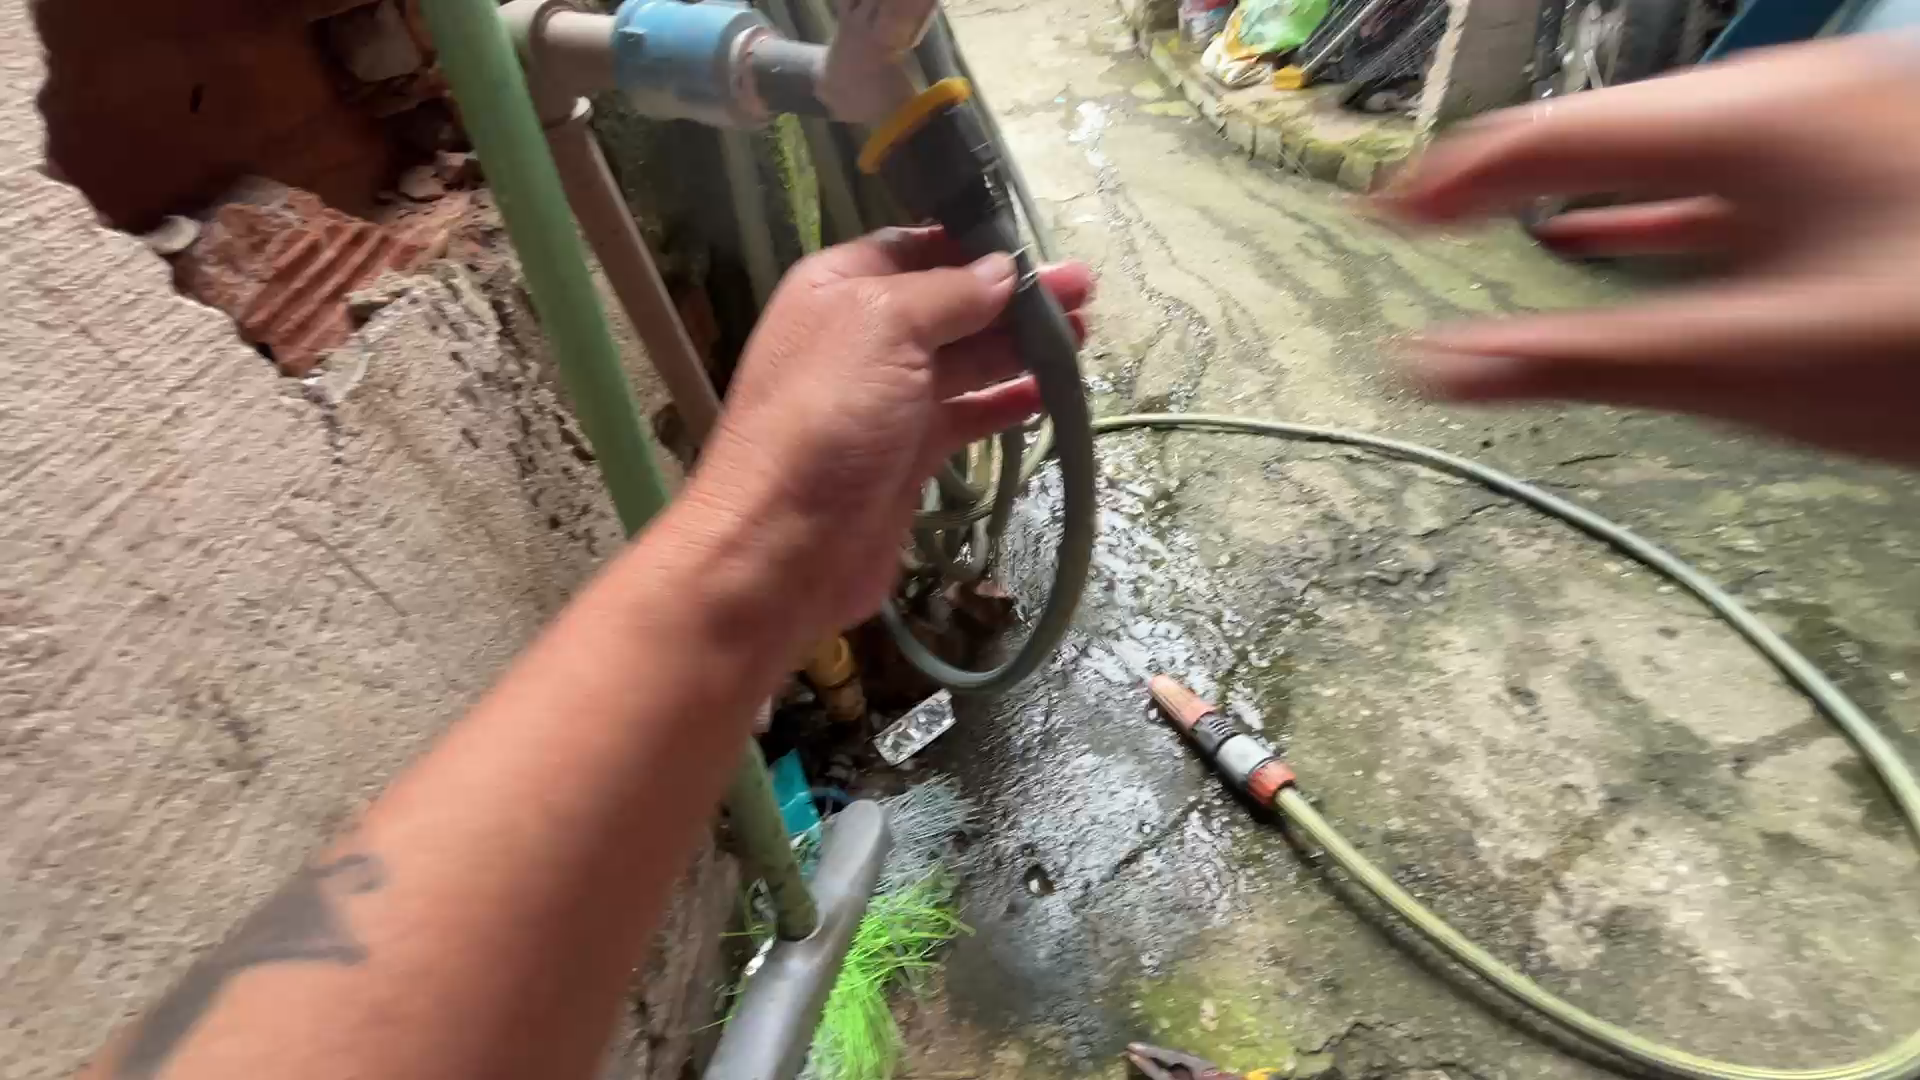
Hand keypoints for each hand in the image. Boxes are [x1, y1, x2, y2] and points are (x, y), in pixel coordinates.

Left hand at [655, 227, 1091, 652]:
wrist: (788, 544)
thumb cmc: (828, 416)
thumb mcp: (883, 326)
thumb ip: (949, 294)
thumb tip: (1003, 270)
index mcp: (841, 286)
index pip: (917, 248)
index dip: (975, 243)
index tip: (1036, 245)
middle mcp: (864, 337)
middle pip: (951, 304)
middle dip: (1014, 296)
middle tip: (1083, 290)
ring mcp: (889, 399)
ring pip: (965, 361)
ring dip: (1019, 347)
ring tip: (1080, 336)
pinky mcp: (911, 452)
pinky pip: (967, 416)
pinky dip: (1004, 403)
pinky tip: (1046, 394)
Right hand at [1375, 36, 1919, 463]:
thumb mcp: (1741, 359)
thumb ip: (1569, 361)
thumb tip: (1425, 369)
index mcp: (1749, 127)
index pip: (1547, 138)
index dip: (1445, 181)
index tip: (1373, 217)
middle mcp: (1786, 110)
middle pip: (1594, 132)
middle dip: (1487, 180)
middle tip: (1410, 222)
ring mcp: (1827, 140)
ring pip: (1649, 155)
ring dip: (1552, 192)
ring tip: (1473, 225)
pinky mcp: (1852, 182)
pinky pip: (1708, 188)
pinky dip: (1632, 214)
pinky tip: (1588, 236)